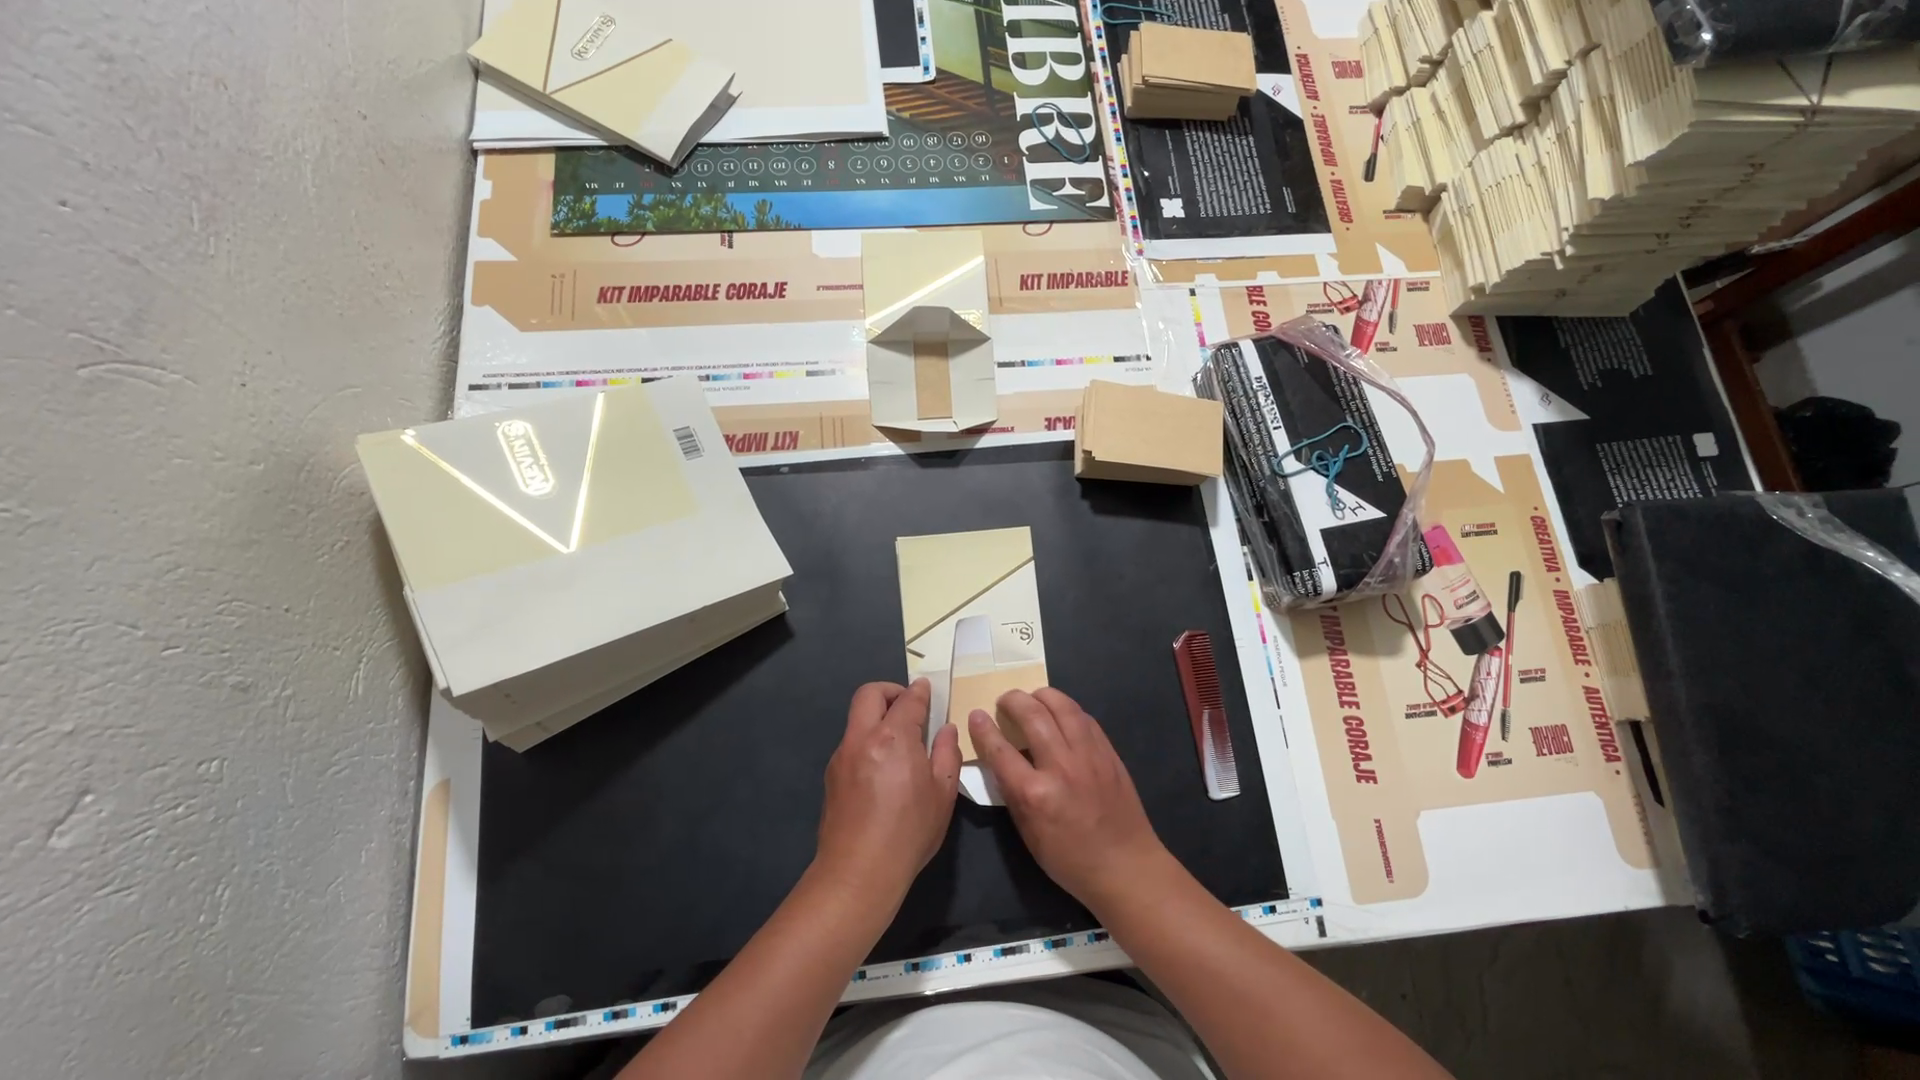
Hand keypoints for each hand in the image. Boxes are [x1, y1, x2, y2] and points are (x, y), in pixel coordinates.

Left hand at [816, 679, 960, 899]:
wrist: (859, 870)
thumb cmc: (909, 831)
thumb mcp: (942, 794)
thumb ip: (946, 754)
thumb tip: (945, 729)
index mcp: (893, 738)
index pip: (908, 700)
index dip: (920, 692)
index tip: (927, 689)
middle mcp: (862, 738)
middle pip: (869, 694)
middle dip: (890, 692)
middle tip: (909, 707)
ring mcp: (841, 756)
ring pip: (856, 720)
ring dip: (876, 718)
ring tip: (899, 744)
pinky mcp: (831, 775)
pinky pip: (851, 745)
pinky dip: (867, 742)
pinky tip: (883, 771)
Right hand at [968, 689, 1172, 912]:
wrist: (1125, 865)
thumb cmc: (1069, 859)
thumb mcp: (1028, 834)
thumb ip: (1012, 793)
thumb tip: (1000, 761)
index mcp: (1034, 794)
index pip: (1000, 750)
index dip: (983, 729)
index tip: (976, 715)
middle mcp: (1061, 767)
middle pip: (1032, 715)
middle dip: (1012, 700)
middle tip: (1004, 700)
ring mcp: (1089, 756)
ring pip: (1063, 707)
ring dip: (1042, 695)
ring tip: (1031, 697)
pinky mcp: (1109, 753)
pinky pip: (1084, 718)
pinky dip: (1067, 709)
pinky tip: (1060, 713)